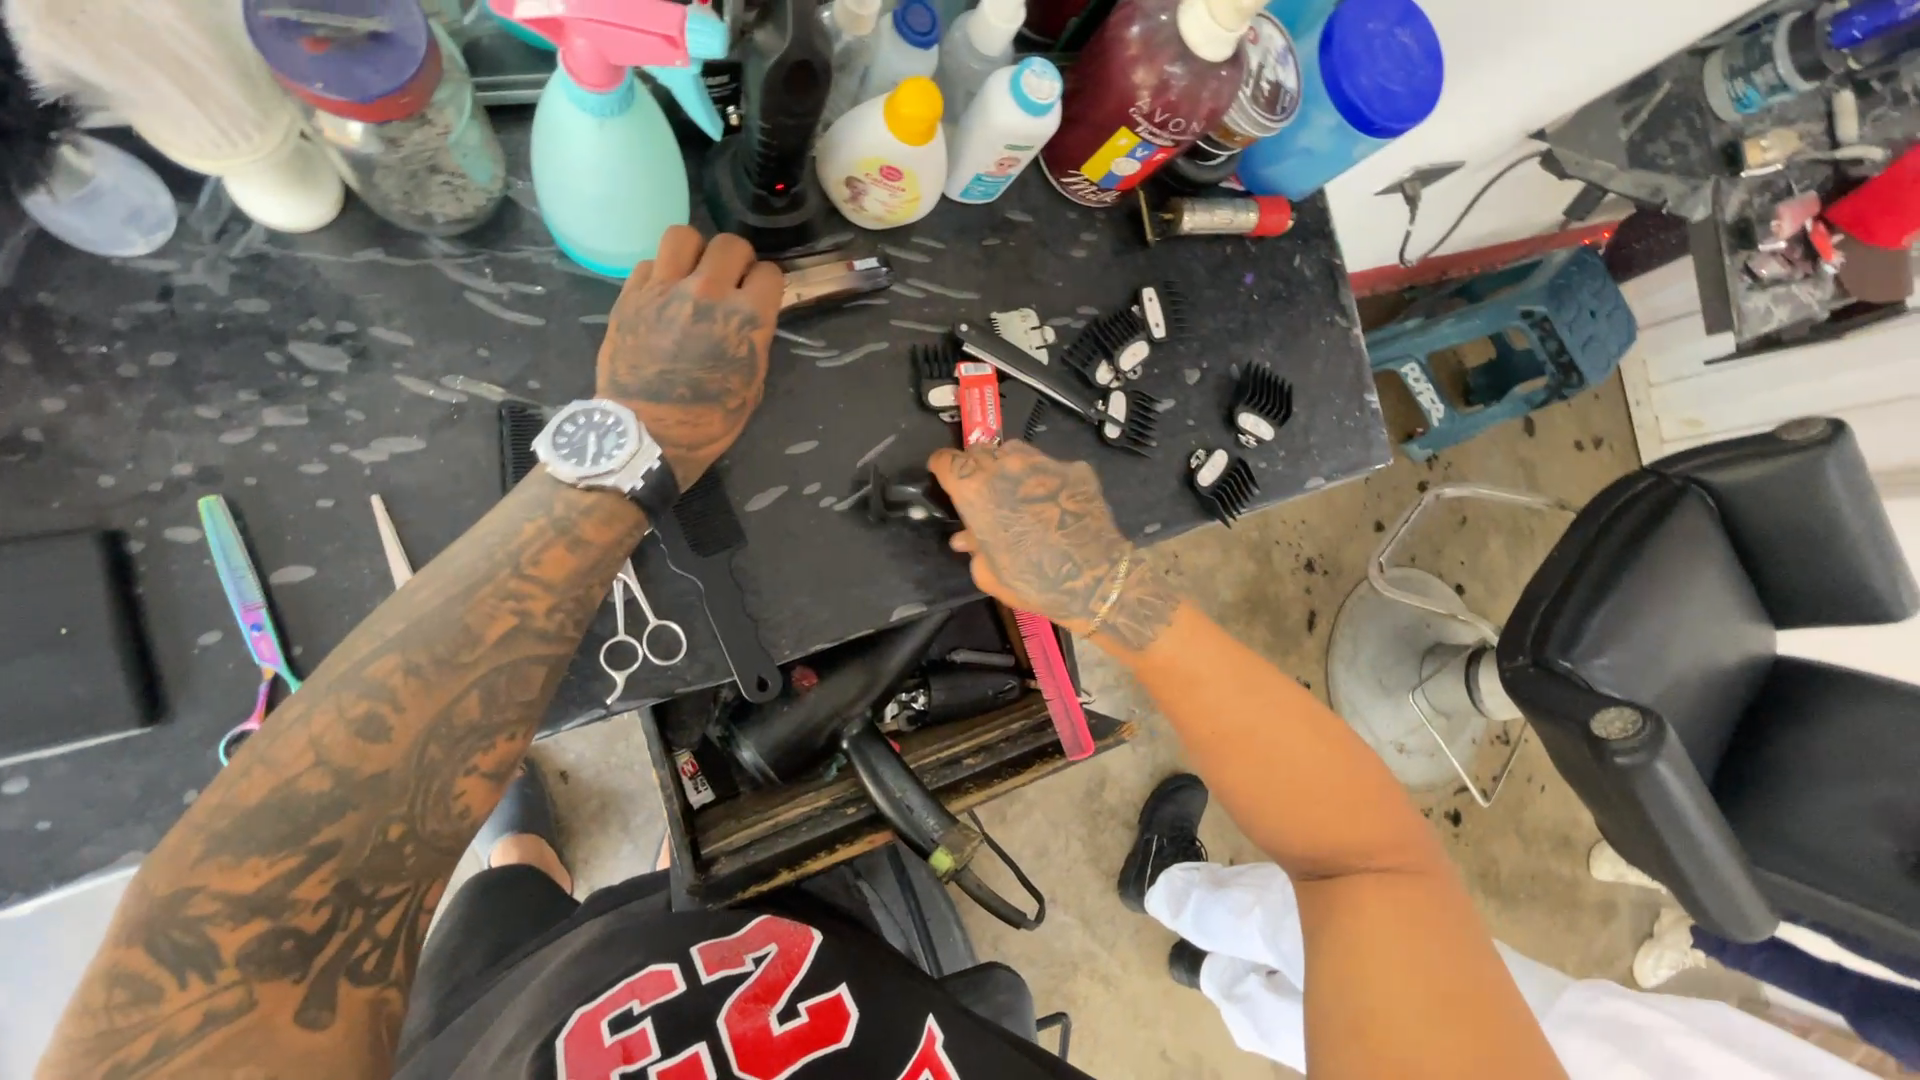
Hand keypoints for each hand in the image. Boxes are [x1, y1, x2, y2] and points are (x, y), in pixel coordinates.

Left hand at [597, 227, 781, 486]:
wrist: (648, 434)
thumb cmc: (709, 421)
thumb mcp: (752, 385)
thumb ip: (754, 342)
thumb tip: (749, 321)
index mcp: (747, 318)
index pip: (770, 272)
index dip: (767, 284)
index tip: (760, 295)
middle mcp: (708, 292)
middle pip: (730, 244)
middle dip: (737, 260)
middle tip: (730, 281)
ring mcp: (665, 289)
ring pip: (683, 236)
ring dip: (695, 252)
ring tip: (693, 274)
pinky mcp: (631, 295)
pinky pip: (650, 262)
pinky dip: (661, 274)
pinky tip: (663, 296)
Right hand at [928, 441, 1179, 651]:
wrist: (1094, 578)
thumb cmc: (1032, 580)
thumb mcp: (987, 573)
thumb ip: (973, 547)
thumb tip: (967, 537)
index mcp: (974, 490)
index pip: (945, 460)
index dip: (942, 467)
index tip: (943, 476)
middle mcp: (1005, 467)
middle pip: (978, 451)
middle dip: (974, 467)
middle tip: (981, 490)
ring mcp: (1043, 463)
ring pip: (1014, 451)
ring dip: (1007, 466)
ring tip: (1015, 490)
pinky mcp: (1074, 468)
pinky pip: (1049, 465)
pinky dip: (1044, 479)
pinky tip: (1053, 501)